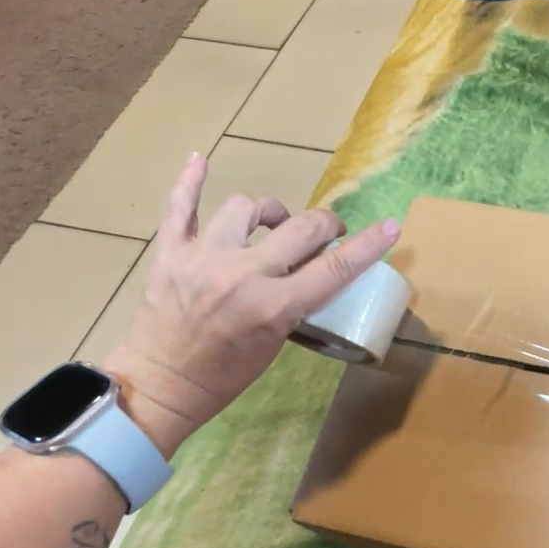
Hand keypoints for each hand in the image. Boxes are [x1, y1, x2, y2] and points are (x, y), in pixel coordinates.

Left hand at [103, 152, 398, 455]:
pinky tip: (199, 158)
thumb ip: (296, 301)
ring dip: (271, 210)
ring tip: (273, 222)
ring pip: (247, 207)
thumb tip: (313, 266)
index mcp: (273, 307)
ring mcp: (202, 260)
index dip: (368, 245)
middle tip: (325, 234)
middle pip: (301, 228)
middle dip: (324, 225)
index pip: (335, 268)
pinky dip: (189, 182)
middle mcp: (241, 276)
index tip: (390, 227)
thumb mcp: (277, 342)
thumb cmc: (225, 376)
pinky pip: (179, 208)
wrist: (158, 388)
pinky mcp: (170, 255)